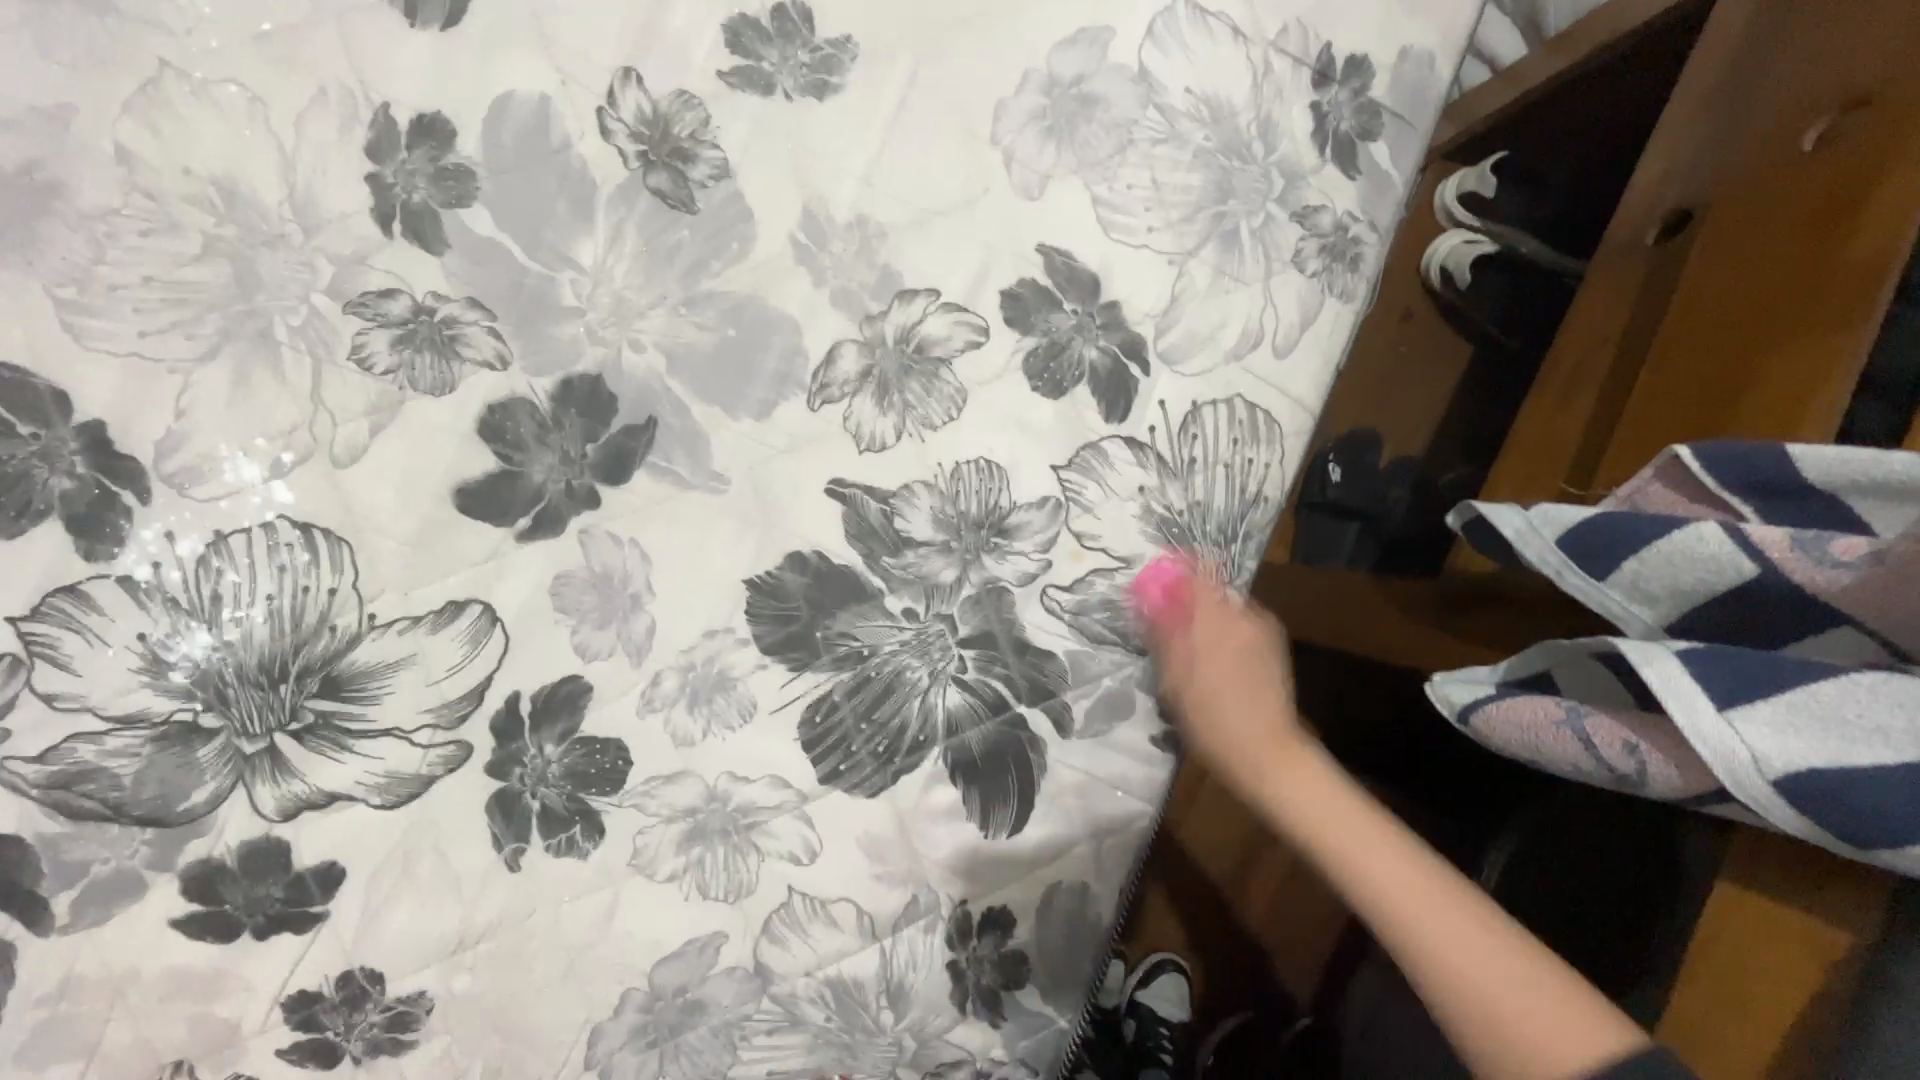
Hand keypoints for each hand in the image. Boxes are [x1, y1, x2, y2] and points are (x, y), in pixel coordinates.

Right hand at [1136, 560, 1312, 797]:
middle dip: (1189, 600)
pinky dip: (1229, 633)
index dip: (1176, 569)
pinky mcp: (1276, 644)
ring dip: (1209, 618)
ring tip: (1196, 650)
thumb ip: (1161, 630)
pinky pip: (1244, 625)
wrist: (1264, 751)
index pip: (1196, 568)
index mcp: (1213, 614)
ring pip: (1228, 608)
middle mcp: (1242, 611)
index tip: (1158, 584)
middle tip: (1170, 627)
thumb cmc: (1207, 717)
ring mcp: (1263, 627)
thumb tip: (1147, 597)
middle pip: (1211, 587)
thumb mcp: (1171, 677)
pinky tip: (1221, 663)